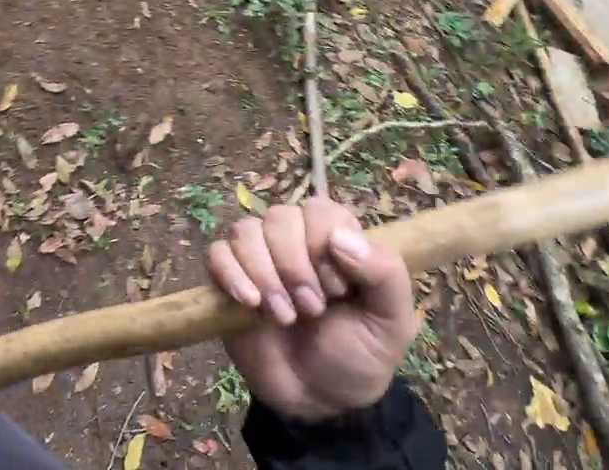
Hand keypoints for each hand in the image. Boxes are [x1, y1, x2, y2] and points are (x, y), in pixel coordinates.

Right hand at [206, 199, 418, 421]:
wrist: (315, 399)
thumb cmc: (357, 355)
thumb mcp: (391, 324)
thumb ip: (385, 275)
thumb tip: (340, 237)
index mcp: (333, 240)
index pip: (320, 210)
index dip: (324, 243)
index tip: (338, 289)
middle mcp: (293, 239)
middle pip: (280, 217)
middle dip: (295, 266)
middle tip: (312, 309)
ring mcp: (256, 256)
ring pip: (245, 231)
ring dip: (265, 275)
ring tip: (283, 317)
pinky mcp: (226, 276)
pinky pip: (217, 253)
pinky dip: (232, 275)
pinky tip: (250, 304)